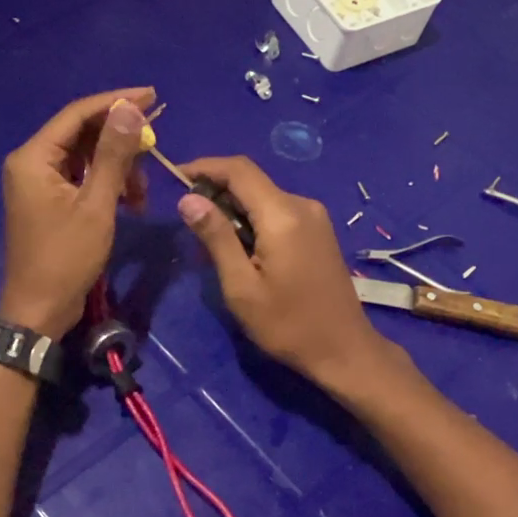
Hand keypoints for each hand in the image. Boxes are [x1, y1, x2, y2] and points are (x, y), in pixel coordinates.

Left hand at [0, 88, 154, 336]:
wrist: (39, 311)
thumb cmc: (65, 260)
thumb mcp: (96, 206)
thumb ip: (113, 155)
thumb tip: (131, 109)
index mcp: (34, 158)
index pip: (77, 114)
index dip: (115, 102)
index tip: (152, 96)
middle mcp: (31, 164)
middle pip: (80, 134)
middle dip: (119, 142)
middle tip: (154, 150)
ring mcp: (38, 185)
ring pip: (84, 159)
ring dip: (117, 169)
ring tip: (141, 195)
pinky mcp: (48, 204)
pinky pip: (80, 180)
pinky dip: (106, 186)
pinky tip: (129, 203)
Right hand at [176, 156, 405, 390]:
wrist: (343, 350)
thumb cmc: (287, 325)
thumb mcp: (241, 286)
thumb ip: (216, 238)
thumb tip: (188, 199)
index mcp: (282, 214)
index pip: (238, 169)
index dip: (204, 167)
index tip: (175, 178)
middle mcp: (302, 205)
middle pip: (251, 182)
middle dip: (216, 193)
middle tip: (187, 224)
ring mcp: (315, 218)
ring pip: (263, 199)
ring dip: (233, 211)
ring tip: (208, 245)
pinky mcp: (319, 232)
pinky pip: (278, 214)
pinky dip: (252, 222)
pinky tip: (239, 251)